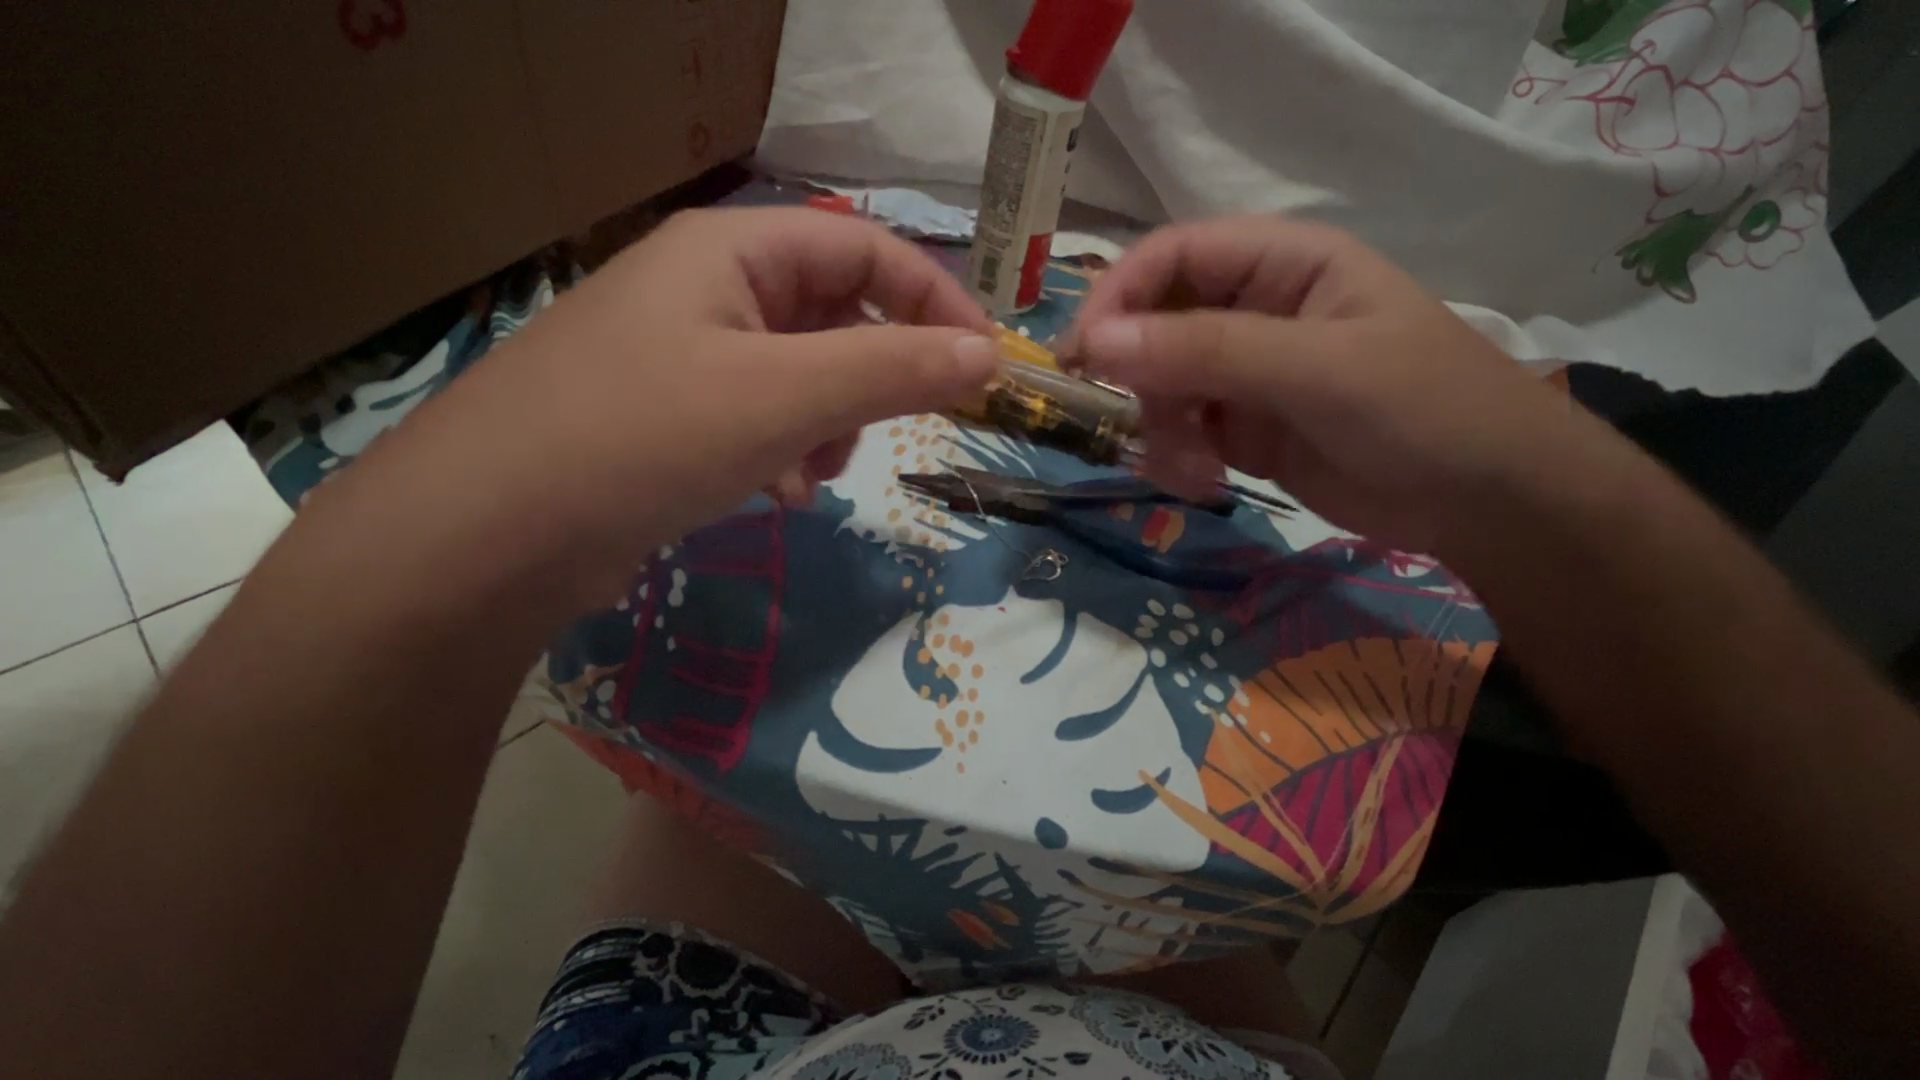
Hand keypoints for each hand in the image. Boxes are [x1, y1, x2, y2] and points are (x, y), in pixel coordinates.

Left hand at [339, 207, 998, 610]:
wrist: (484, 535)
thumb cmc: (643, 438)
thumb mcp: (783, 399)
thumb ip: (892, 371)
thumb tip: (986, 356)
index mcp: (732, 252)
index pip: (866, 250)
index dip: (934, 300)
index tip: (983, 366)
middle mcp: (705, 289)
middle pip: (832, 313)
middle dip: (873, 376)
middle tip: (891, 432)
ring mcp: (679, 355)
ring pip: (798, 374)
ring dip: (829, 423)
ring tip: (816, 475)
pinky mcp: (663, 417)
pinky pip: (756, 418)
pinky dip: (784, 451)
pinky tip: (776, 494)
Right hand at [1070, 216, 1601, 554]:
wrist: (1490, 503)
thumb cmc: (1423, 409)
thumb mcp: (1317, 370)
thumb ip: (1206, 351)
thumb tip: (1094, 342)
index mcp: (1283, 263)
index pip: (1174, 255)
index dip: (1119, 294)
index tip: (1082, 353)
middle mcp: (1256, 309)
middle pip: (1155, 322)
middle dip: (1136, 375)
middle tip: (1120, 423)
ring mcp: (1247, 373)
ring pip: (1161, 384)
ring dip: (1158, 427)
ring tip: (1187, 470)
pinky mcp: (1244, 430)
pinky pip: (1181, 432)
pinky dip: (1175, 458)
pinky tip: (1198, 484)